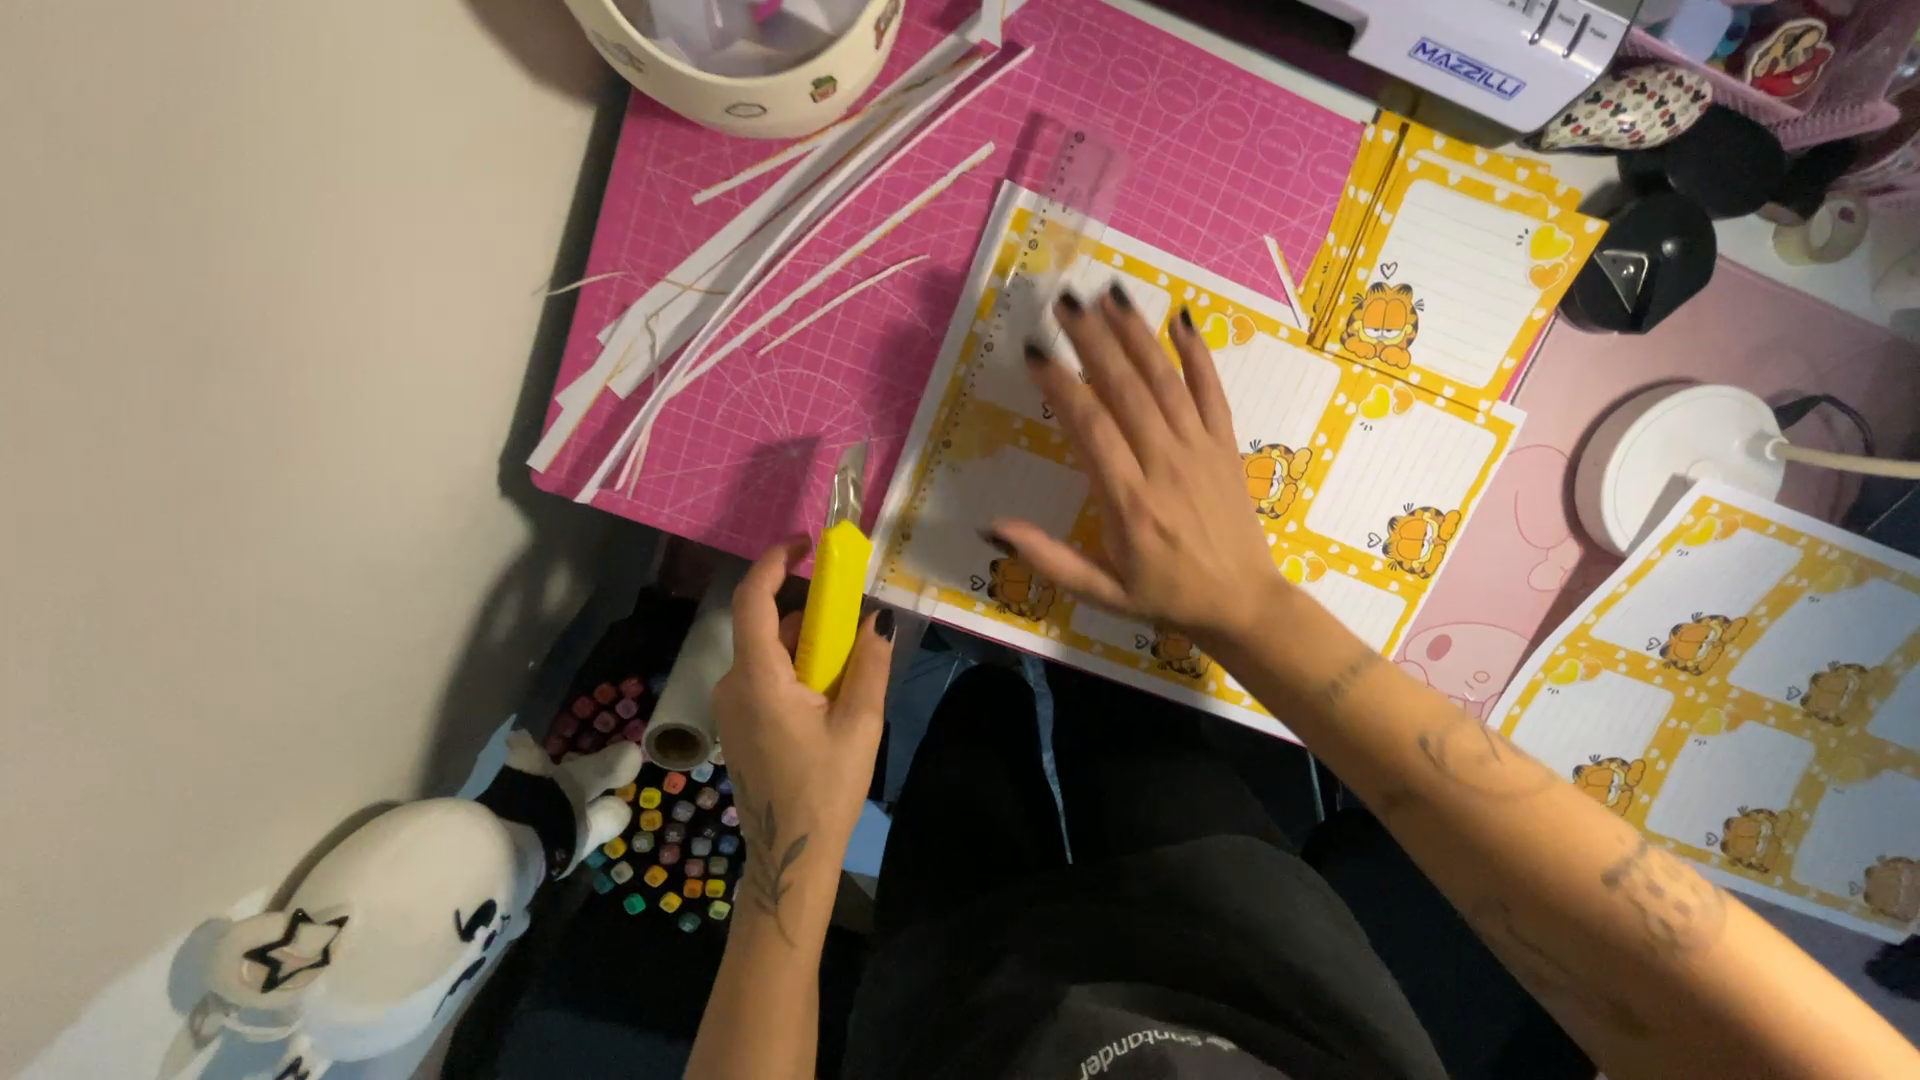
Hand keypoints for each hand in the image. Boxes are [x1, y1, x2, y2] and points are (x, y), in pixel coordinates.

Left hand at [713, 538, 895, 946]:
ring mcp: (729, 705)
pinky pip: (763, 676)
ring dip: (807, 648)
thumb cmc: (826, 787)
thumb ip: (870, 664)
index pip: (753, 600)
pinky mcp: (736, 722)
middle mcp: (733, 684)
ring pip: (768, 653)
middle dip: (811, 617)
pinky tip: (827, 698)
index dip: (774, 562)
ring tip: (849, 674)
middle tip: (855, 628)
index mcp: (759, 679)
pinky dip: (795, 670)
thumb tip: (878, 619)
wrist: (790, 854)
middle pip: (768, 626)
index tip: (805, 545)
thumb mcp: (861, 724)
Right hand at [989, 284, 1290, 650]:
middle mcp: (1165, 464)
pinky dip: (1197, 353)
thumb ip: (1047, 558)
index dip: (1061, 386)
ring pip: (1166, 381)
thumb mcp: (1099, 591)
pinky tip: (1181, 318)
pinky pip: (1211, 390)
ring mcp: (1200, 450)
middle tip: (1064, 300)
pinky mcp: (1225, 445)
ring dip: (1136, 334)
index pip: (1091, 428)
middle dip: (1093, 341)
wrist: (1242, 603)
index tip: (1035, 350)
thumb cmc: (1163, 596)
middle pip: (1126, 389)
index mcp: (1129, 501)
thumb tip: (992, 528)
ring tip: (1108, 295)